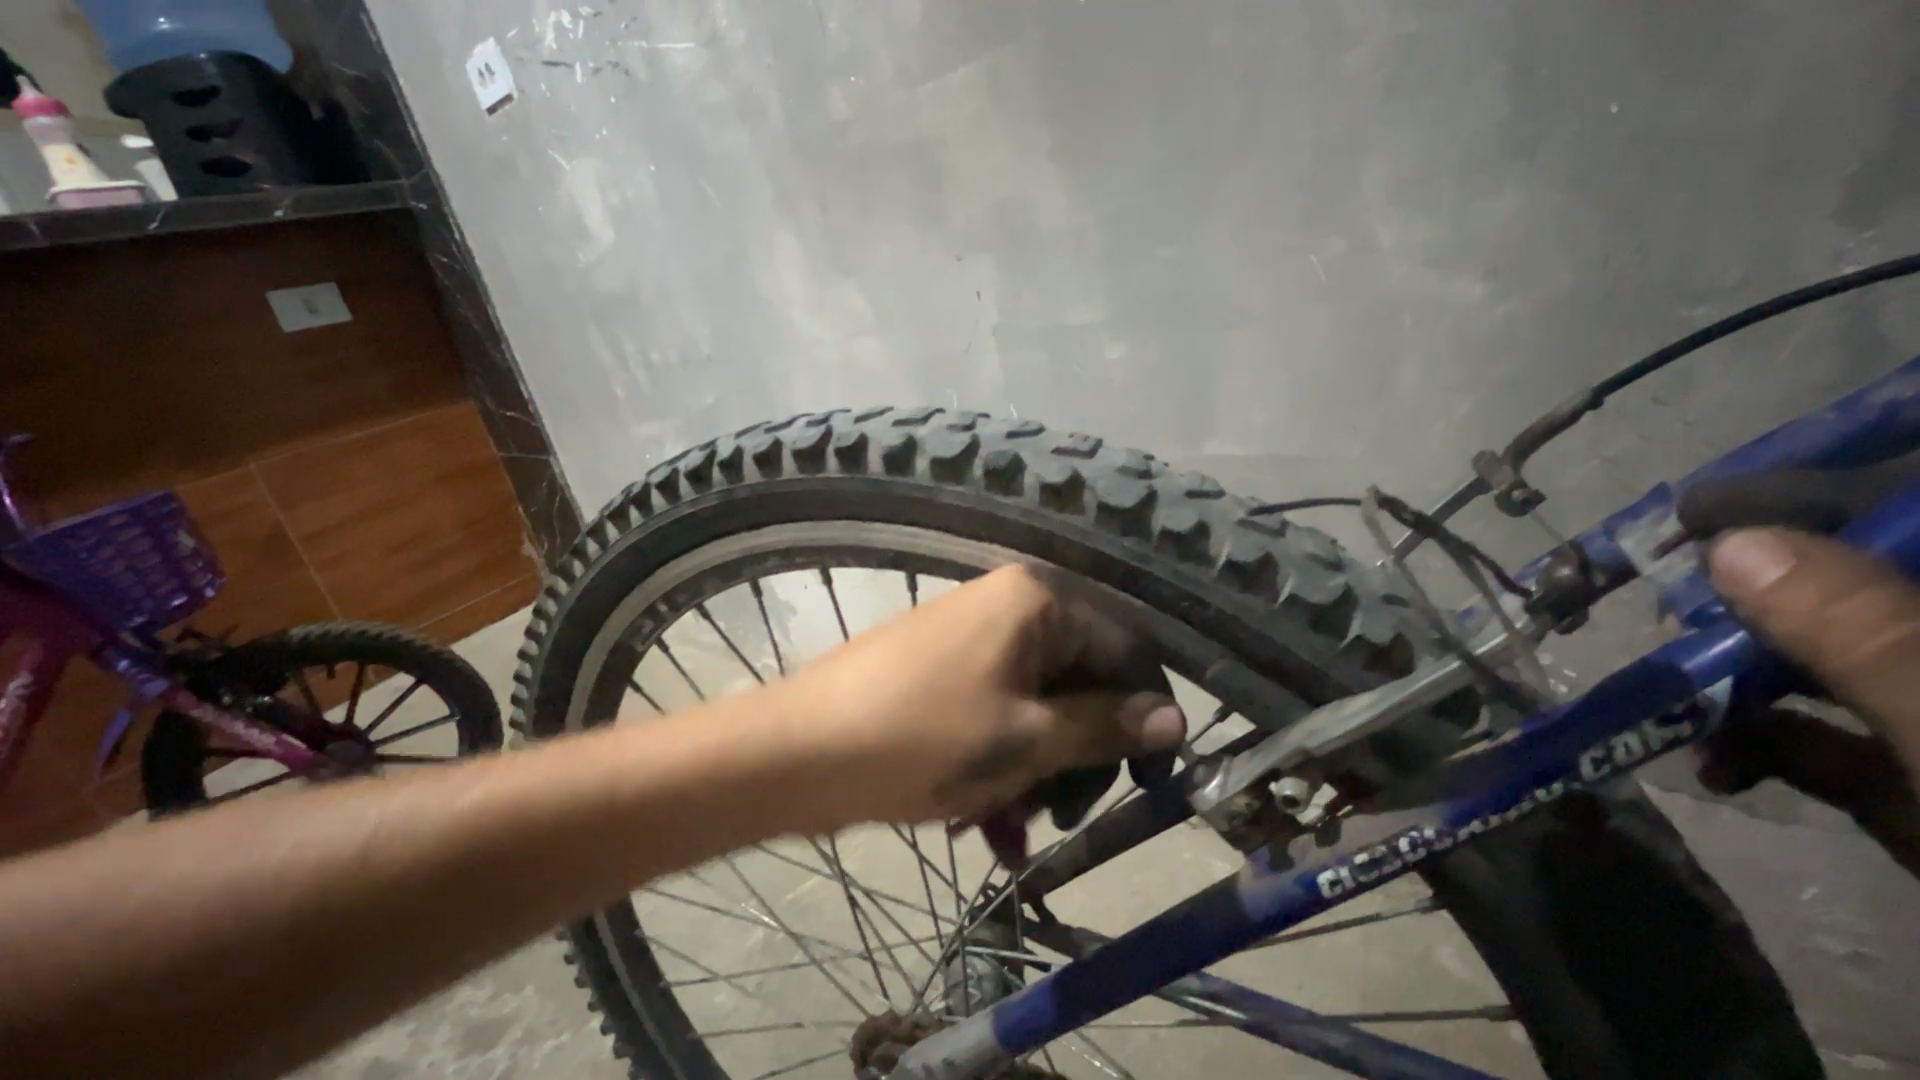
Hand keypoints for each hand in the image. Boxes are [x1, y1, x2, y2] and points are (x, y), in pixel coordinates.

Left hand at [772, 564, 1186, 827]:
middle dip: (1079, 757)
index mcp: (1037, 602)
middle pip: (1081, 681)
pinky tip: (988, 829)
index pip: (1126, 648)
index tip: (1150, 782)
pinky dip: (1001, 767)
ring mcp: (971, 639)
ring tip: (1011, 832)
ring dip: (1037, 774)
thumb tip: (1175, 718)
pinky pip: (995, 716)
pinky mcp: (941, 673)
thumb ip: (1105, 728)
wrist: (796, 753)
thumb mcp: (1026, 742)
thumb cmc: (921, 740)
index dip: (1146, 715)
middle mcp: (1009, 606)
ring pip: (1037, 708)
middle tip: (1064, 817)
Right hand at [1699, 529, 1919, 875]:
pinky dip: (1756, 745)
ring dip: (1741, 676)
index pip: (1909, 512)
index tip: (1717, 504)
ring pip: (1830, 665)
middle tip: (1672, 599)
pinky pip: (1822, 743)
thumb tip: (1734, 544)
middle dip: (1762, 593)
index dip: (1826, 494)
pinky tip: (1709, 763)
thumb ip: (1873, 635)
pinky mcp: (1916, 791)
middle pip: (1861, 590)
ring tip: (1673, 691)